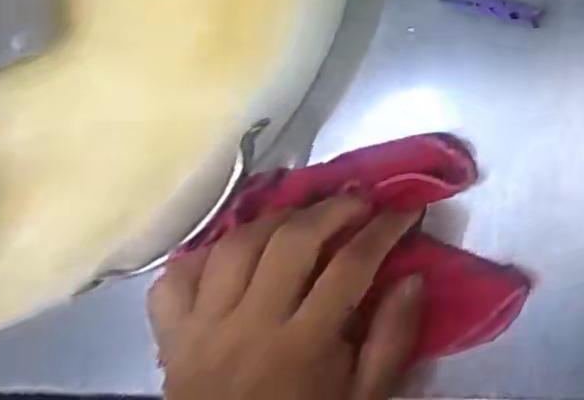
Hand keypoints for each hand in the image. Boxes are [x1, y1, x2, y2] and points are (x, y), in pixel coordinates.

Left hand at [149, 197, 425, 399]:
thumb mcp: (365, 395)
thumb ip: (393, 338)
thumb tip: (414, 275)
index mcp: (301, 346)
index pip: (352, 263)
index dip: (387, 226)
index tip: (409, 209)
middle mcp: (248, 329)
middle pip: (292, 240)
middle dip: (337, 207)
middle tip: (363, 203)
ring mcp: (202, 331)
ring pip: (237, 245)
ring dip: (279, 219)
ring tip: (308, 217)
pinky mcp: (170, 338)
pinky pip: (177, 279)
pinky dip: (208, 253)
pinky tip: (243, 250)